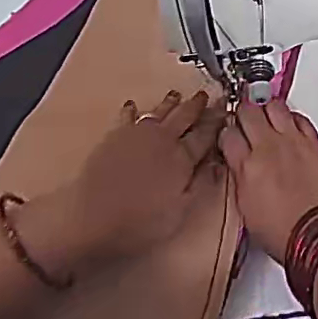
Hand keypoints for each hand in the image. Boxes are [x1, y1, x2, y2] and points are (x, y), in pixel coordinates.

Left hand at [63, 90, 225, 262]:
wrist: (92, 218)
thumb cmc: (140, 223)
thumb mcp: (181, 211)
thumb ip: (201, 184)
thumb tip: (217, 163)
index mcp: (183, 158)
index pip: (206, 135)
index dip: (217, 122)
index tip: (225, 112)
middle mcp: (164, 139)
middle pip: (185, 116)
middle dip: (198, 105)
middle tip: (207, 96)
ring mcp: (139, 133)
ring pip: (161, 110)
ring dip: (172, 102)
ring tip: (178, 95)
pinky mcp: (116, 134)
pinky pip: (129, 115)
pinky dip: (134, 109)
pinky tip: (134, 105)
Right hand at [219, 99, 317, 262]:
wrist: (313, 235)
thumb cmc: (281, 230)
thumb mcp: (244, 205)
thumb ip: (238, 176)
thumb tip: (237, 163)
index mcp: (246, 166)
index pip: (228, 133)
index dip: (227, 132)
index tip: (230, 135)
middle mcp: (268, 148)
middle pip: (248, 111)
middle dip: (243, 113)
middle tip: (245, 119)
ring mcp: (292, 143)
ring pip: (274, 106)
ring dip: (267, 109)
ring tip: (267, 116)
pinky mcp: (312, 144)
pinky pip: (301, 118)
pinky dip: (293, 118)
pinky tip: (290, 125)